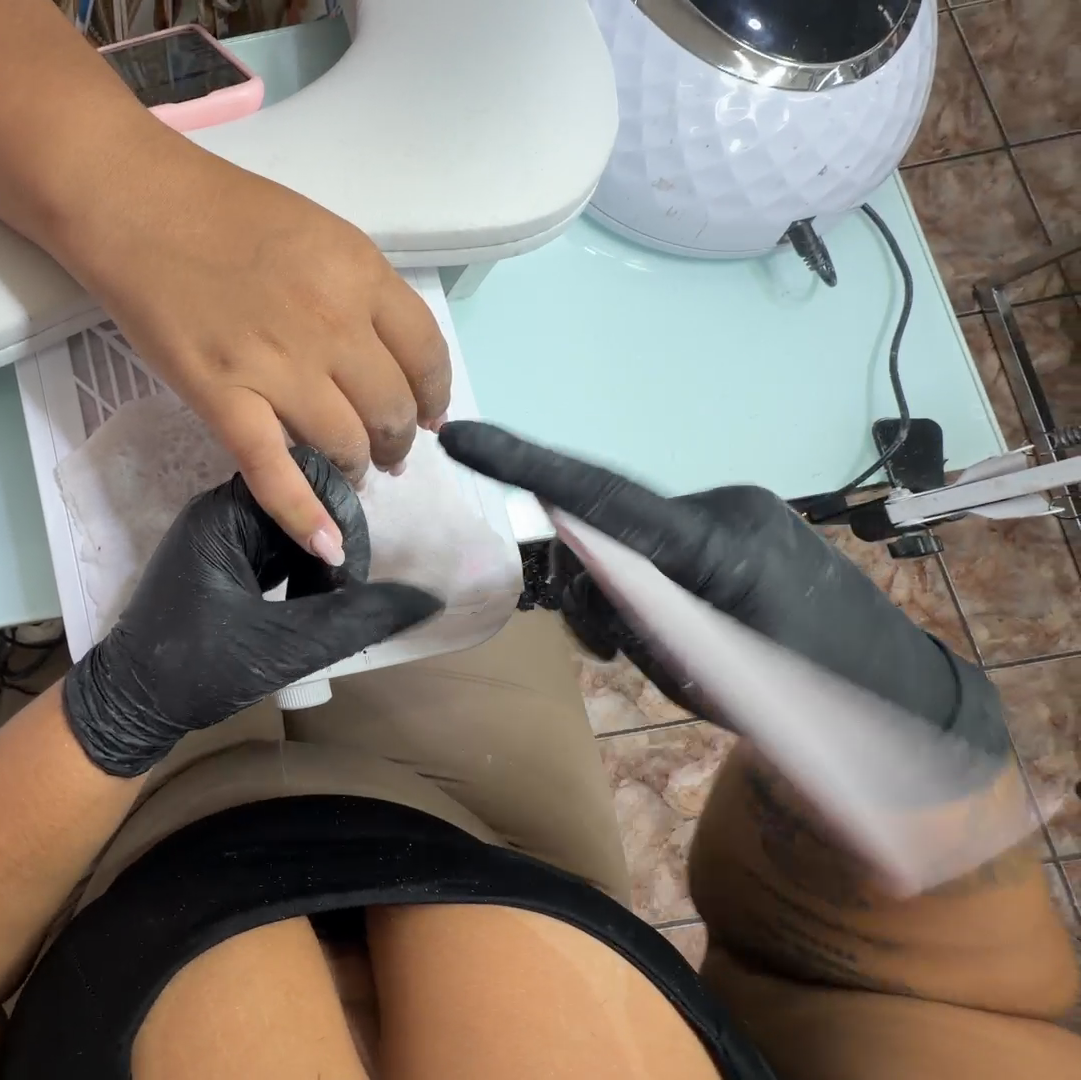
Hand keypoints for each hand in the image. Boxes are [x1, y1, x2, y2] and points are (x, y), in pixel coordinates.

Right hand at [54, 147, 449, 567]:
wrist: (134, 207)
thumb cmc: (216, 210)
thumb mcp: (312, 234)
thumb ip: (352, 292)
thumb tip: (370, 356)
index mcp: (360, 273)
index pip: (425, 354)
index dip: (432, 397)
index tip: (425, 420)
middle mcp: (332, 325)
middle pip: (389, 409)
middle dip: (394, 444)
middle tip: (383, 457)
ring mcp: (277, 367)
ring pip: (342, 443)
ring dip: (354, 470)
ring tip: (347, 478)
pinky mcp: (224, 399)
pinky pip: (273, 471)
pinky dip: (302, 515)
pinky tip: (324, 543)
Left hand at [63, 446, 441, 776]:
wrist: (131, 703)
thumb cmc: (196, 670)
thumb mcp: (282, 645)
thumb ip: (354, 618)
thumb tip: (426, 599)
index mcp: (223, 515)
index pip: (305, 479)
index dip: (343, 520)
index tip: (353, 577)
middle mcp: (218, 513)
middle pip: (299, 500)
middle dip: (333, 545)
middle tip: (348, 595)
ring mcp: (217, 538)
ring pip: (289, 528)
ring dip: (318, 562)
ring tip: (333, 604)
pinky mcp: (219, 563)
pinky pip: (272, 550)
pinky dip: (298, 573)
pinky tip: (312, 604)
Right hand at [439, 422, 1003, 751]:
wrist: (897, 691)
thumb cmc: (801, 702)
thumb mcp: (695, 675)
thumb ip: (629, 616)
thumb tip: (578, 568)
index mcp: (720, 550)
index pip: (603, 498)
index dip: (524, 465)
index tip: (461, 436)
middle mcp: (724, 507)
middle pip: (604, 521)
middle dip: (581, 577)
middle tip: (600, 646)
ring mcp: (735, 506)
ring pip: (626, 532)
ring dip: (611, 583)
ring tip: (641, 643)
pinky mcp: (737, 517)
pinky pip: (655, 536)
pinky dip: (638, 575)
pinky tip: (663, 618)